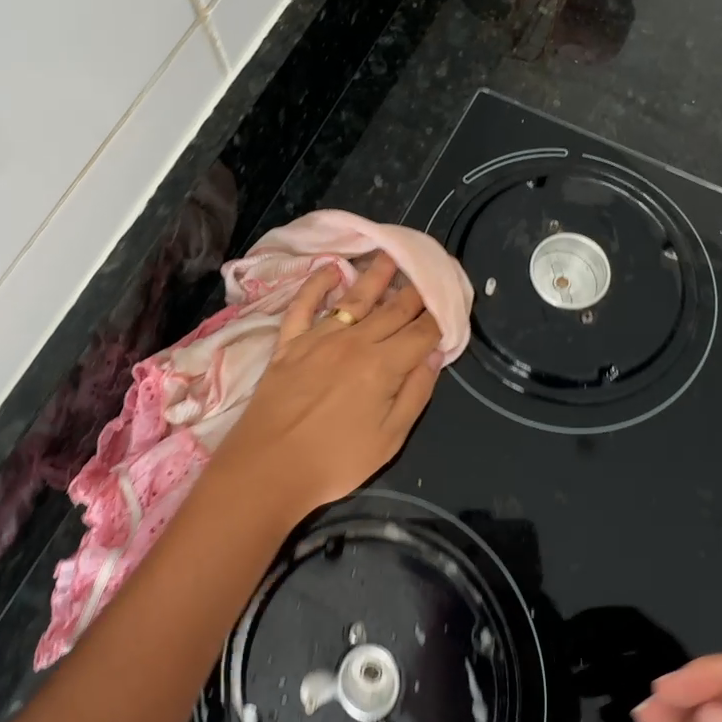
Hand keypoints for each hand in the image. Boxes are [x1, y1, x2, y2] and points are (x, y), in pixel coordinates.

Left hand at [208, 255, 444, 522]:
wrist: (268, 468)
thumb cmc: (335, 462)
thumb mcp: (390, 439)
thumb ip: (415, 393)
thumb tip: (433, 356)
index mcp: (383, 365)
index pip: (421, 333)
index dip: (440, 317)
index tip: (452, 301)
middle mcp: (354, 341)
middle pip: (392, 309)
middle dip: (415, 290)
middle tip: (429, 269)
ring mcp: (318, 338)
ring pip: (354, 298)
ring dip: (375, 274)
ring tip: (390, 254)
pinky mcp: (288, 342)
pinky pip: (305, 304)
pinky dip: (317, 284)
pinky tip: (331, 270)